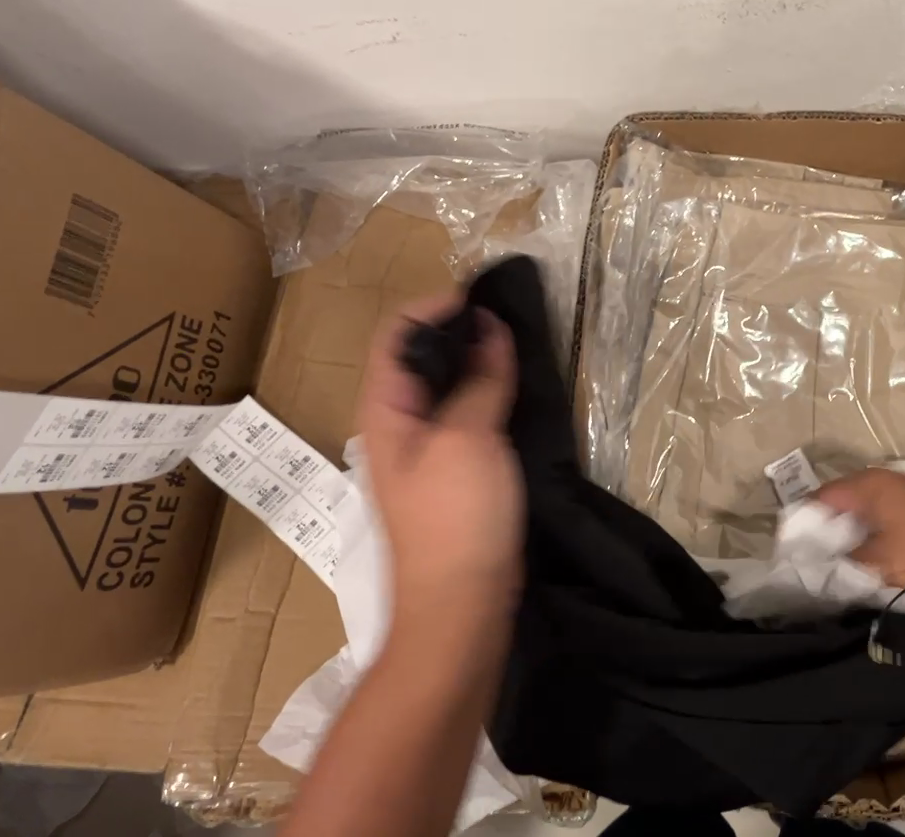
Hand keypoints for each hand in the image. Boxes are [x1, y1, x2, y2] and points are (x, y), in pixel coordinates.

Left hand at [357, 292, 523, 622]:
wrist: (460, 606)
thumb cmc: (456, 519)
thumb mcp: (468, 439)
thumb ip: (479, 380)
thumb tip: (488, 328)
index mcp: (385, 410)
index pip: (396, 335)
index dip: (434, 307)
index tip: (484, 298)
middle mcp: (400, 423)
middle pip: (422, 357)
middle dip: (460, 329)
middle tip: (509, 316)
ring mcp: (428, 449)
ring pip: (448, 386)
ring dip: (479, 360)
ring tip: (519, 344)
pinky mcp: (457, 470)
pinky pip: (469, 414)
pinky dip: (491, 392)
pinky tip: (519, 388)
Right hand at [814, 467, 904, 605]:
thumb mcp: (877, 565)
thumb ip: (842, 561)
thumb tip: (819, 562)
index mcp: (868, 484)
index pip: (820, 498)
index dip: (803, 524)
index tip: (791, 551)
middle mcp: (884, 479)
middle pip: (840, 500)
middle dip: (825, 528)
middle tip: (812, 559)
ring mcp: (904, 491)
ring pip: (861, 509)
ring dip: (848, 532)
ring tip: (836, 561)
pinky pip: (881, 515)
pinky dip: (869, 532)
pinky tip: (867, 556)